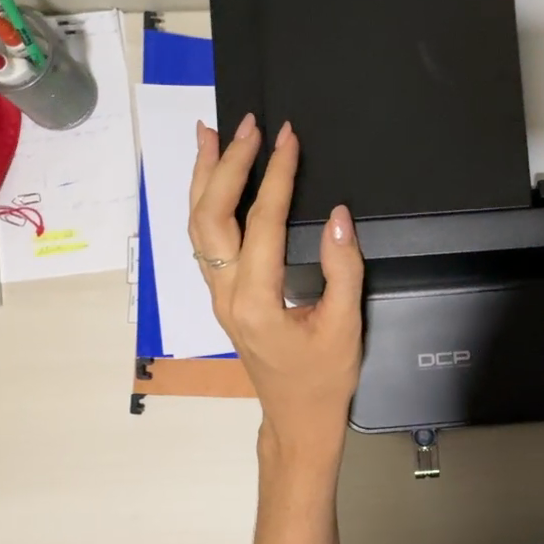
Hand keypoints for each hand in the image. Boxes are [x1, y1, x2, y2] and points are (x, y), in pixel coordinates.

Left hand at [189, 114, 364, 463]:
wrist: (297, 419)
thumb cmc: (324, 380)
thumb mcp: (345, 327)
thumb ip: (343, 270)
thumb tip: (339, 216)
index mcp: (257, 301)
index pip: (261, 224)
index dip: (277, 178)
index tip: (288, 139)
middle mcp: (226, 294)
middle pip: (211, 216)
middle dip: (226, 165)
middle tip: (246, 124)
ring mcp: (218, 296)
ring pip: (197, 227)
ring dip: (203, 178)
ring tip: (210, 135)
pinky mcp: (222, 298)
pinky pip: (204, 242)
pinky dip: (205, 203)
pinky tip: (213, 182)